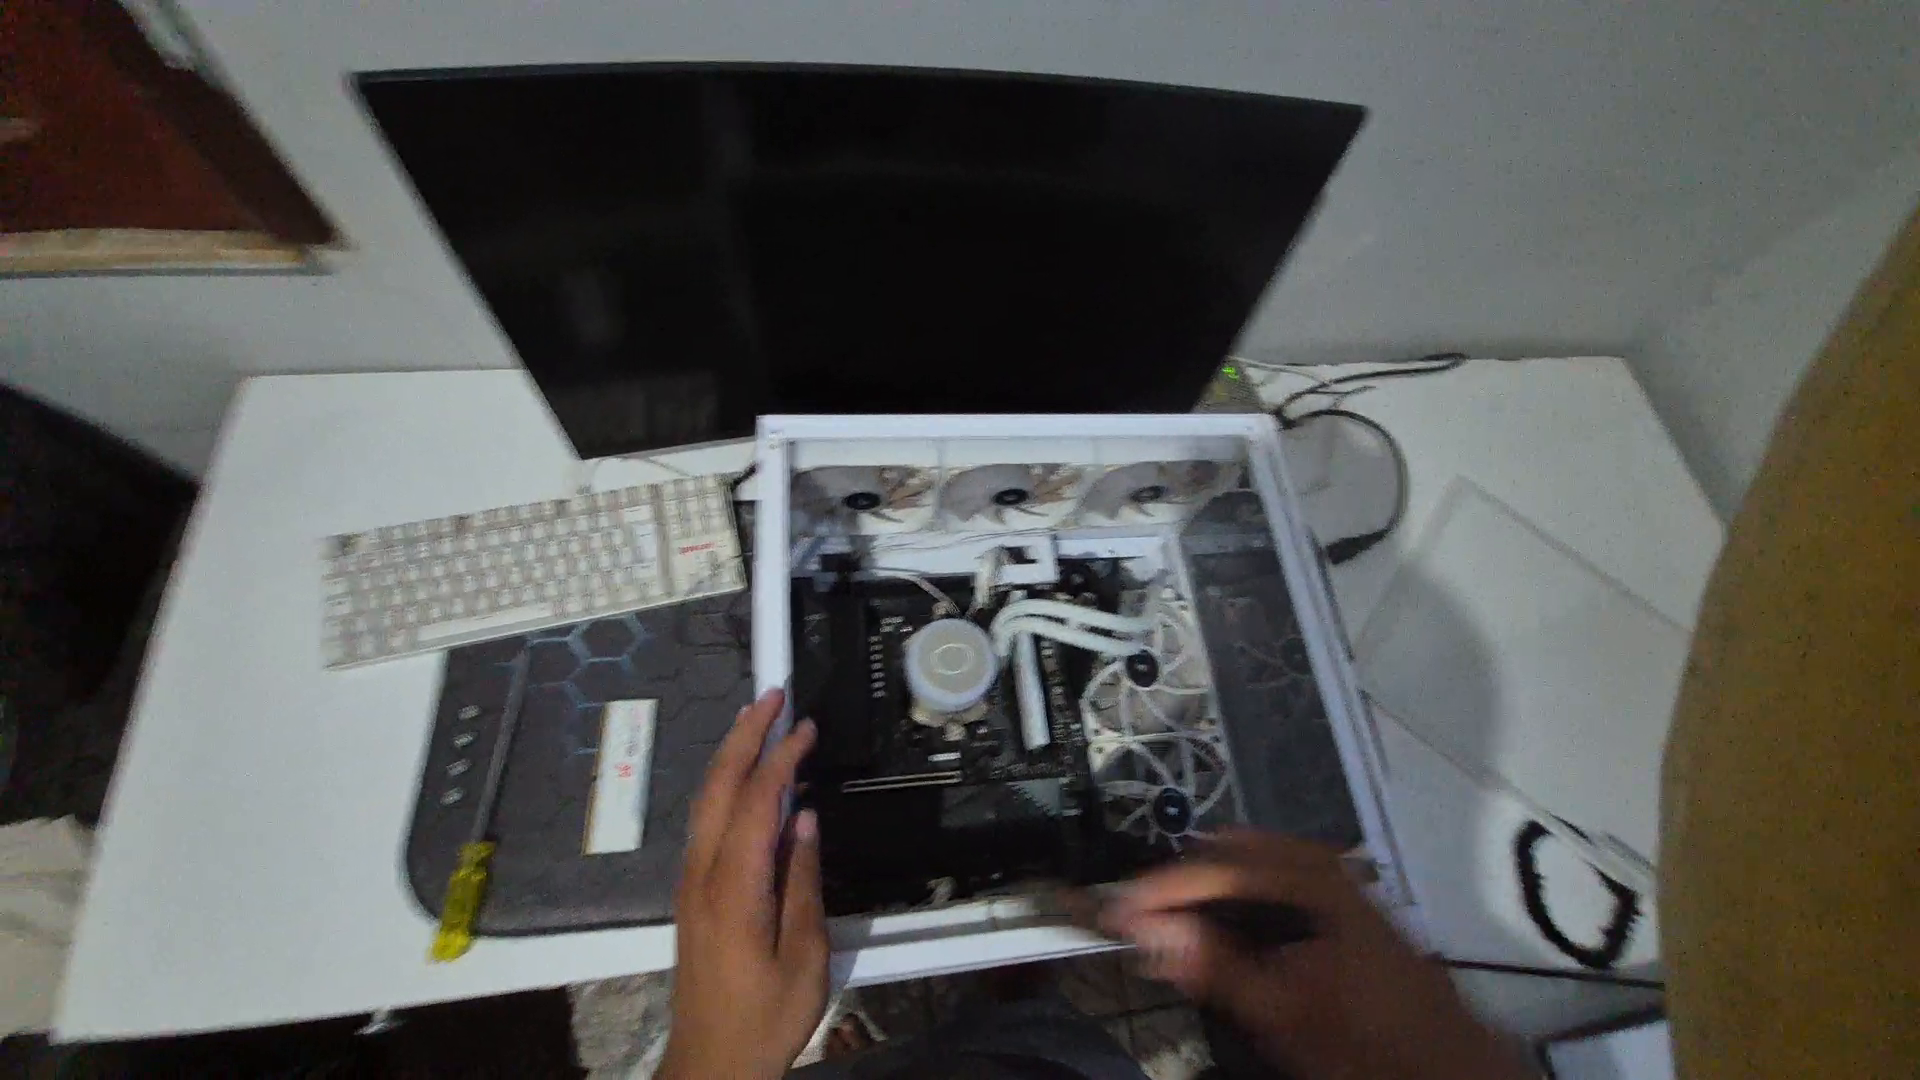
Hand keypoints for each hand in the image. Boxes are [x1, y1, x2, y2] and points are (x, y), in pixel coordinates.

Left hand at [660, 689, 828, 1079]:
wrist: (710, 1064)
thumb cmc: (765, 1017)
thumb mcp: (804, 958)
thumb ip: (802, 882)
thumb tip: (802, 818)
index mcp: (733, 888)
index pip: (754, 802)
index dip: (780, 758)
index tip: (805, 728)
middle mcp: (701, 873)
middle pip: (717, 787)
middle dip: (743, 736)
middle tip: (771, 696)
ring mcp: (691, 881)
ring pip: (704, 800)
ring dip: (731, 754)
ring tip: (757, 720)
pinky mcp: (692, 891)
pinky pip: (706, 821)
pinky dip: (727, 784)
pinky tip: (748, 778)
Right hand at [1102, 830, 1534, 1079]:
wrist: (1459, 1073)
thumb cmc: (1371, 1047)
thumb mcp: (1285, 1014)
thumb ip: (1212, 965)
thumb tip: (1148, 928)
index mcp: (1308, 879)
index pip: (1213, 868)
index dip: (1160, 889)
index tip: (1118, 909)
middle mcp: (1319, 863)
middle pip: (1227, 853)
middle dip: (1181, 882)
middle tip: (1143, 915)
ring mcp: (1333, 876)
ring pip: (1247, 860)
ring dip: (1206, 887)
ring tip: (1174, 918)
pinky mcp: (1339, 896)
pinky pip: (1270, 873)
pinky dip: (1236, 892)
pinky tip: (1226, 923)